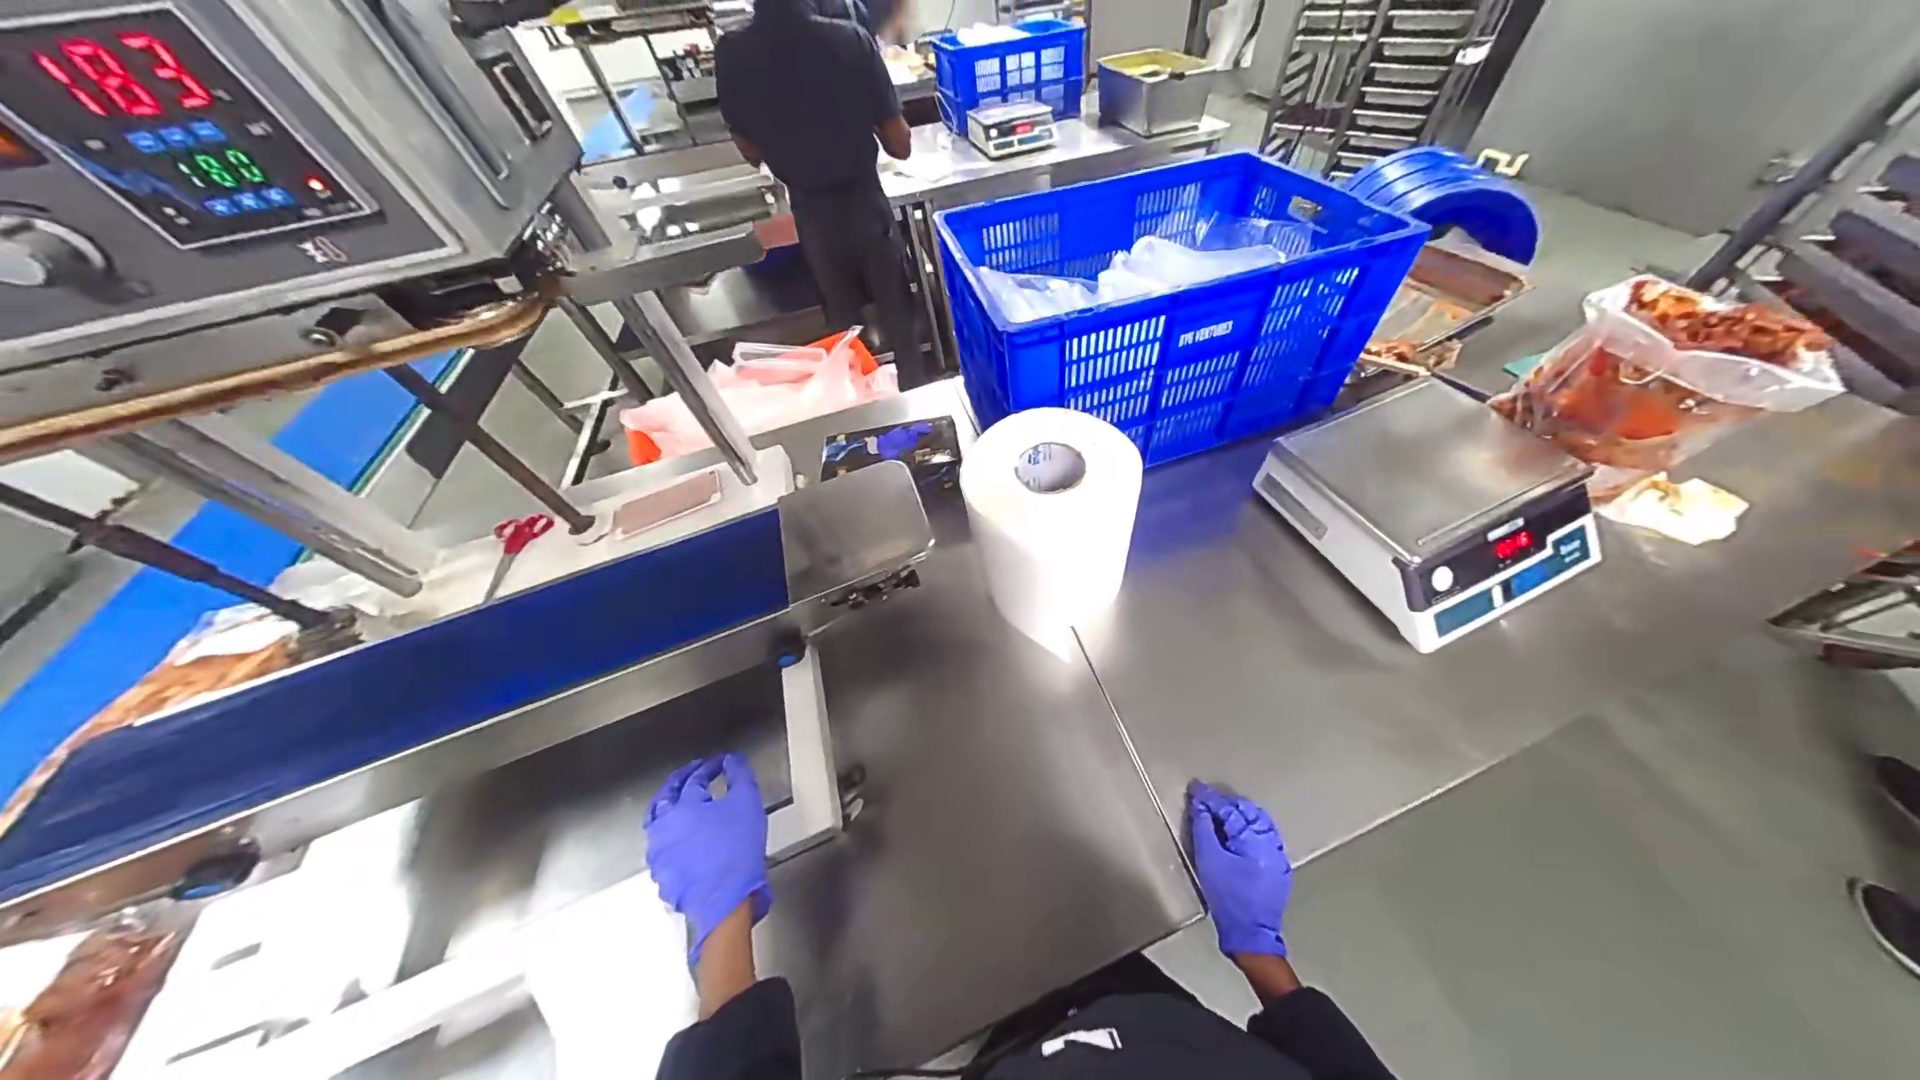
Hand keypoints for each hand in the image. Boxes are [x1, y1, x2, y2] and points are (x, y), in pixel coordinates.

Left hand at [646, 754, 770, 964]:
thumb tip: (732, 760)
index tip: (720, 763)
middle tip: (694, 771)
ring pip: (656, 821)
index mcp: (684, 806)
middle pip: (666, 795)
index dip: (709, 767)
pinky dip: (669, 833)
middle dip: (681, 780)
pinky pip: (660, 846)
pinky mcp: (661, 874)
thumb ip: (740, 775)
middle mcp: (664, 827)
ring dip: (668, 805)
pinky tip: (681, 835)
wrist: (726, 899)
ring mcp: (659, 853)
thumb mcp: (748, 803)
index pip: (695, 778)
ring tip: (681, 801)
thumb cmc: (737, 849)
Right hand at [1187, 781, 1291, 957]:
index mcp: (1255, 840)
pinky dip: (1247, 829)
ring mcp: (1278, 855)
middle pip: (1248, 812)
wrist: (1250, 934)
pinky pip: (1263, 837)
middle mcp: (1272, 843)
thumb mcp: (1208, 859)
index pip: (1229, 809)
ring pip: (1258, 822)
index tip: (1195, 787)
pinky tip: (1235, 833)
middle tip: (1205, 800)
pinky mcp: (1278, 867)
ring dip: (1238, 814)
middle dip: (1226, 803)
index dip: (1209, 798)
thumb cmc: (1226, 895)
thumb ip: (1203, 827)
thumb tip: (1199, 804)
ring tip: (1218, 813)